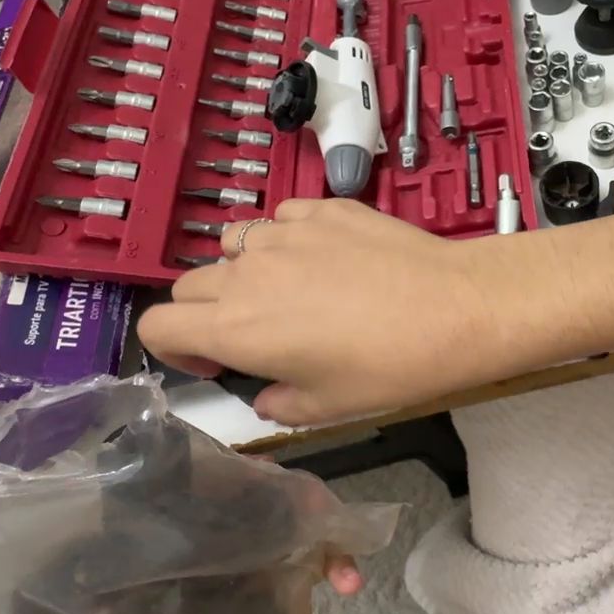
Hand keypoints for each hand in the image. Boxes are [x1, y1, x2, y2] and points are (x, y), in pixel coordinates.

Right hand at [136, 199, 522, 426]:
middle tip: (258, 331)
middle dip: (208, 310)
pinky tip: (326, 255)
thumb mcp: (327, 406)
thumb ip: (278, 402)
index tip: (219, 362)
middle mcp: (249, 270)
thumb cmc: (391, 366)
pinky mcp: (327, 207)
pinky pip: (284, 216)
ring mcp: (288, 230)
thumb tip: (269, 394)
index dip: (177, 348)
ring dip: (245, 267)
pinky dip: (289, 234)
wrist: (456, 306)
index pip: (157, 325)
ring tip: (290, 287)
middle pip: (191, 283)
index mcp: (236, 325)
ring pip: (234, 241)